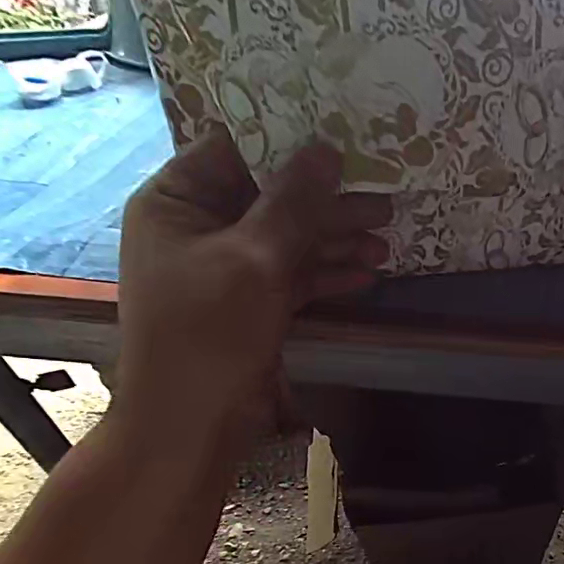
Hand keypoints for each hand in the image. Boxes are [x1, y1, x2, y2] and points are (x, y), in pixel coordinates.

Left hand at [115, 130, 388, 436]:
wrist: (190, 428)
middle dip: (327, 201)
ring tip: (386, 239)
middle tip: (383, 199)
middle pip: (271, 197)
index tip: (345, 135)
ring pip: (287, 239)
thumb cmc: (208, 335)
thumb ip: (293, 202)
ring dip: (335, 240)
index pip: (236, 149)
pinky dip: (325, 275)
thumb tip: (327, 150)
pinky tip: (366, 276)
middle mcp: (198, 227)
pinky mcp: (248, 303)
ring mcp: (225, 269)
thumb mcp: (254, 260)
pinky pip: (291, 277)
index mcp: (177, 201)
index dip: (291, 141)